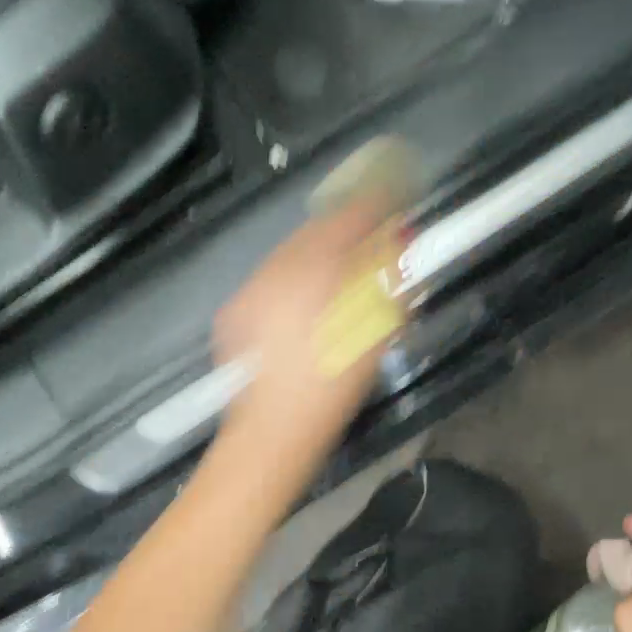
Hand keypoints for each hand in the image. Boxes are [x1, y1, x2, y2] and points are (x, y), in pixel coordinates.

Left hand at [214, 201, 399, 459]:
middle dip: (345, 234)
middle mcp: (276, 266)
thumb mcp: (372, 331)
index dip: (377, 207)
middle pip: (316, 232)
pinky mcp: (234, 311)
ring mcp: (250, 288)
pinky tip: (304, 310)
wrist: (275, 428)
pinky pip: (269, 283)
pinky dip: (291, 285)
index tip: (395, 203)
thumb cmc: (332, 384)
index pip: (350, 218)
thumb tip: (397, 243)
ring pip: (289, 257)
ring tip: (340, 279)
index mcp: (315, 266)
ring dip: (317, 258)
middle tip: (371, 244)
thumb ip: (386, 279)